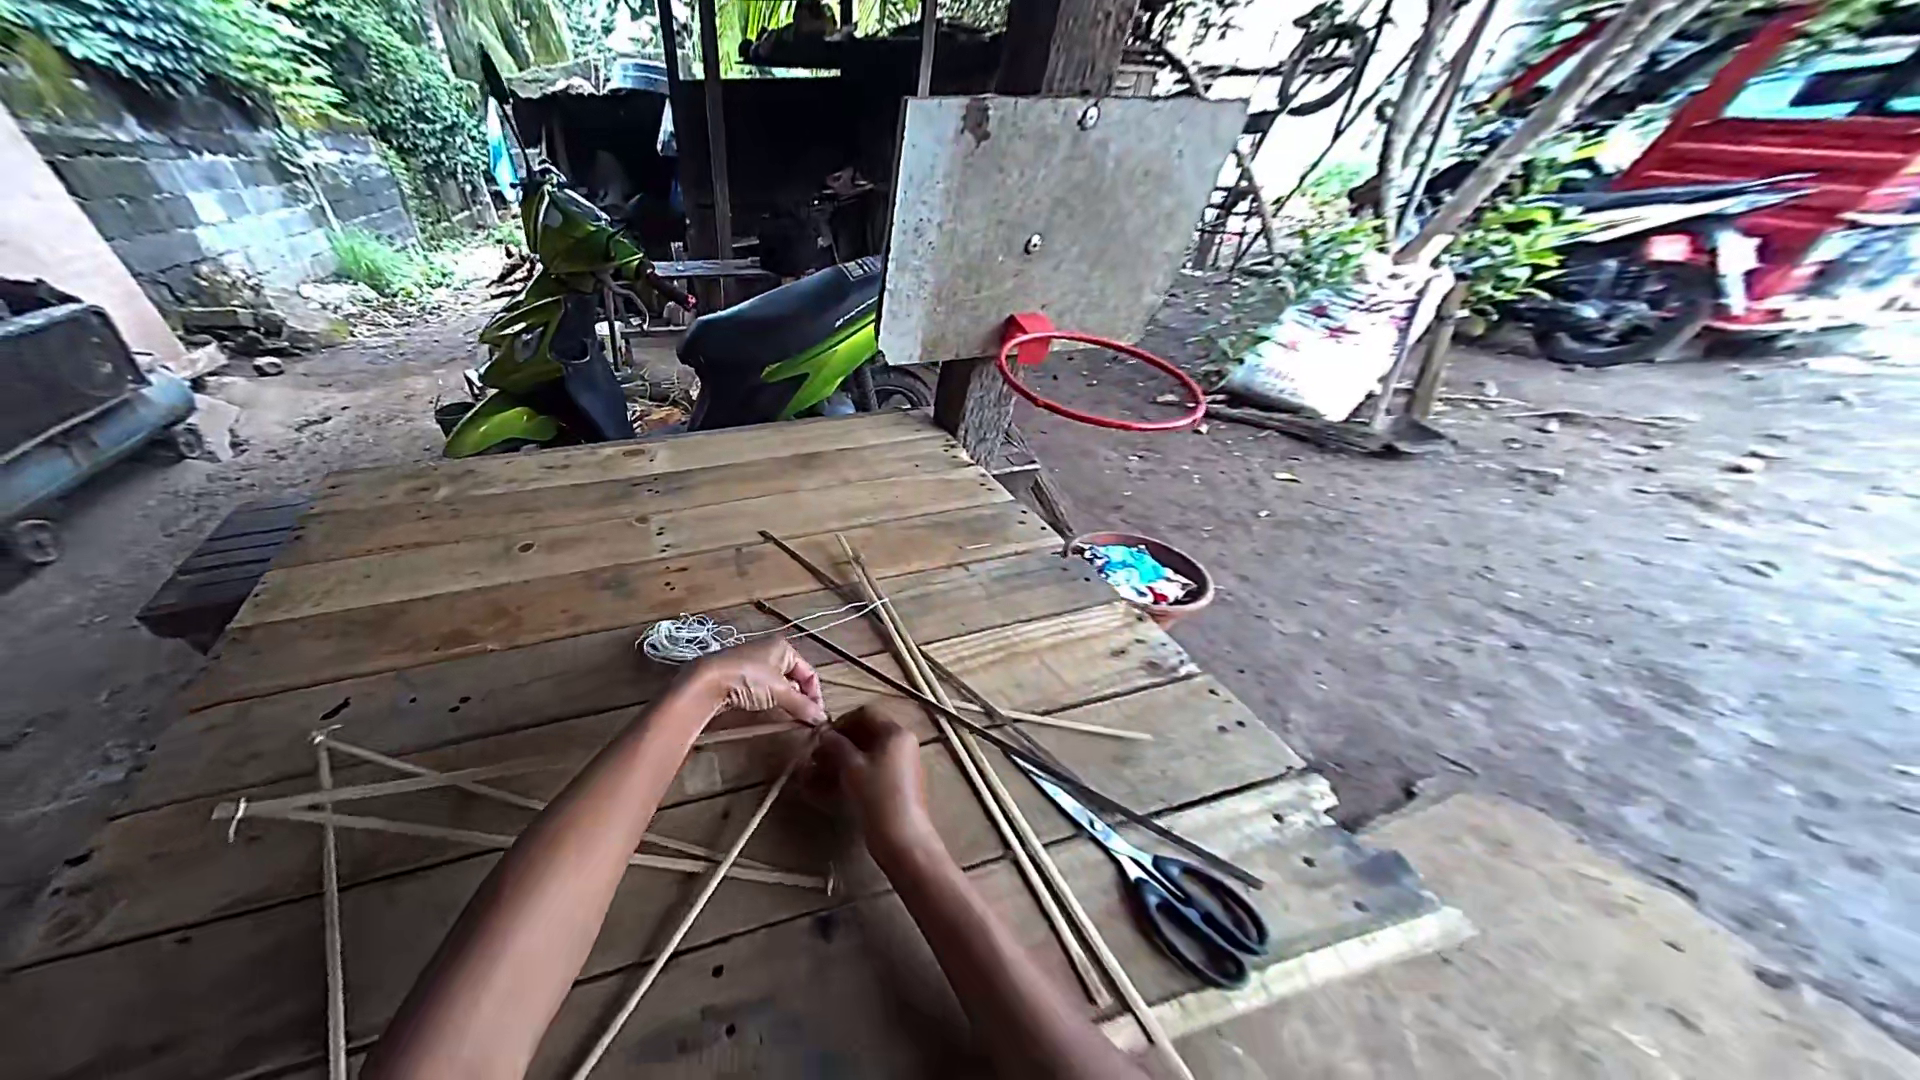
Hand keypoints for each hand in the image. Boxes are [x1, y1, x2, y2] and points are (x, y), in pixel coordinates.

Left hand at [685, 637, 825, 726]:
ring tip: (789, 718)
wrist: (706, 681)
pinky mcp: (738, 676)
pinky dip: (768, 700)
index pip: (809, 673)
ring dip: (785, 701)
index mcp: (784, 648)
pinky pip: (761, 689)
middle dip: (801, 698)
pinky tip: (768, 712)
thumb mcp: (780, 692)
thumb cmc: (749, 678)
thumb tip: (822, 719)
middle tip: (804, 718)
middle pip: (794, 678)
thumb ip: (802, 705)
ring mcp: (753, 663)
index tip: (816, 716)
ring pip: (778, 685)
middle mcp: (770, 651)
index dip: (815, 695)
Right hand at [807, 701, 937, 859]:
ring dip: (846, 756)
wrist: (901, 835)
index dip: (842, 722)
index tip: (823, 737)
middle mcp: (903, 741)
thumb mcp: (852, 767)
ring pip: (870, 750)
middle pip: (868, 731)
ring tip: (823, 770)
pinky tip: (838, 781)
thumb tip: (825, 733)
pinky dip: (857, 769)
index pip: (866, 714)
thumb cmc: (877, 795)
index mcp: (896, 732)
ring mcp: (903, 761)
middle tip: (819, 755)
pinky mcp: (900, 779)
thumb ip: (836, 745)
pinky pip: (875, 765)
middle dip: (842, 741)